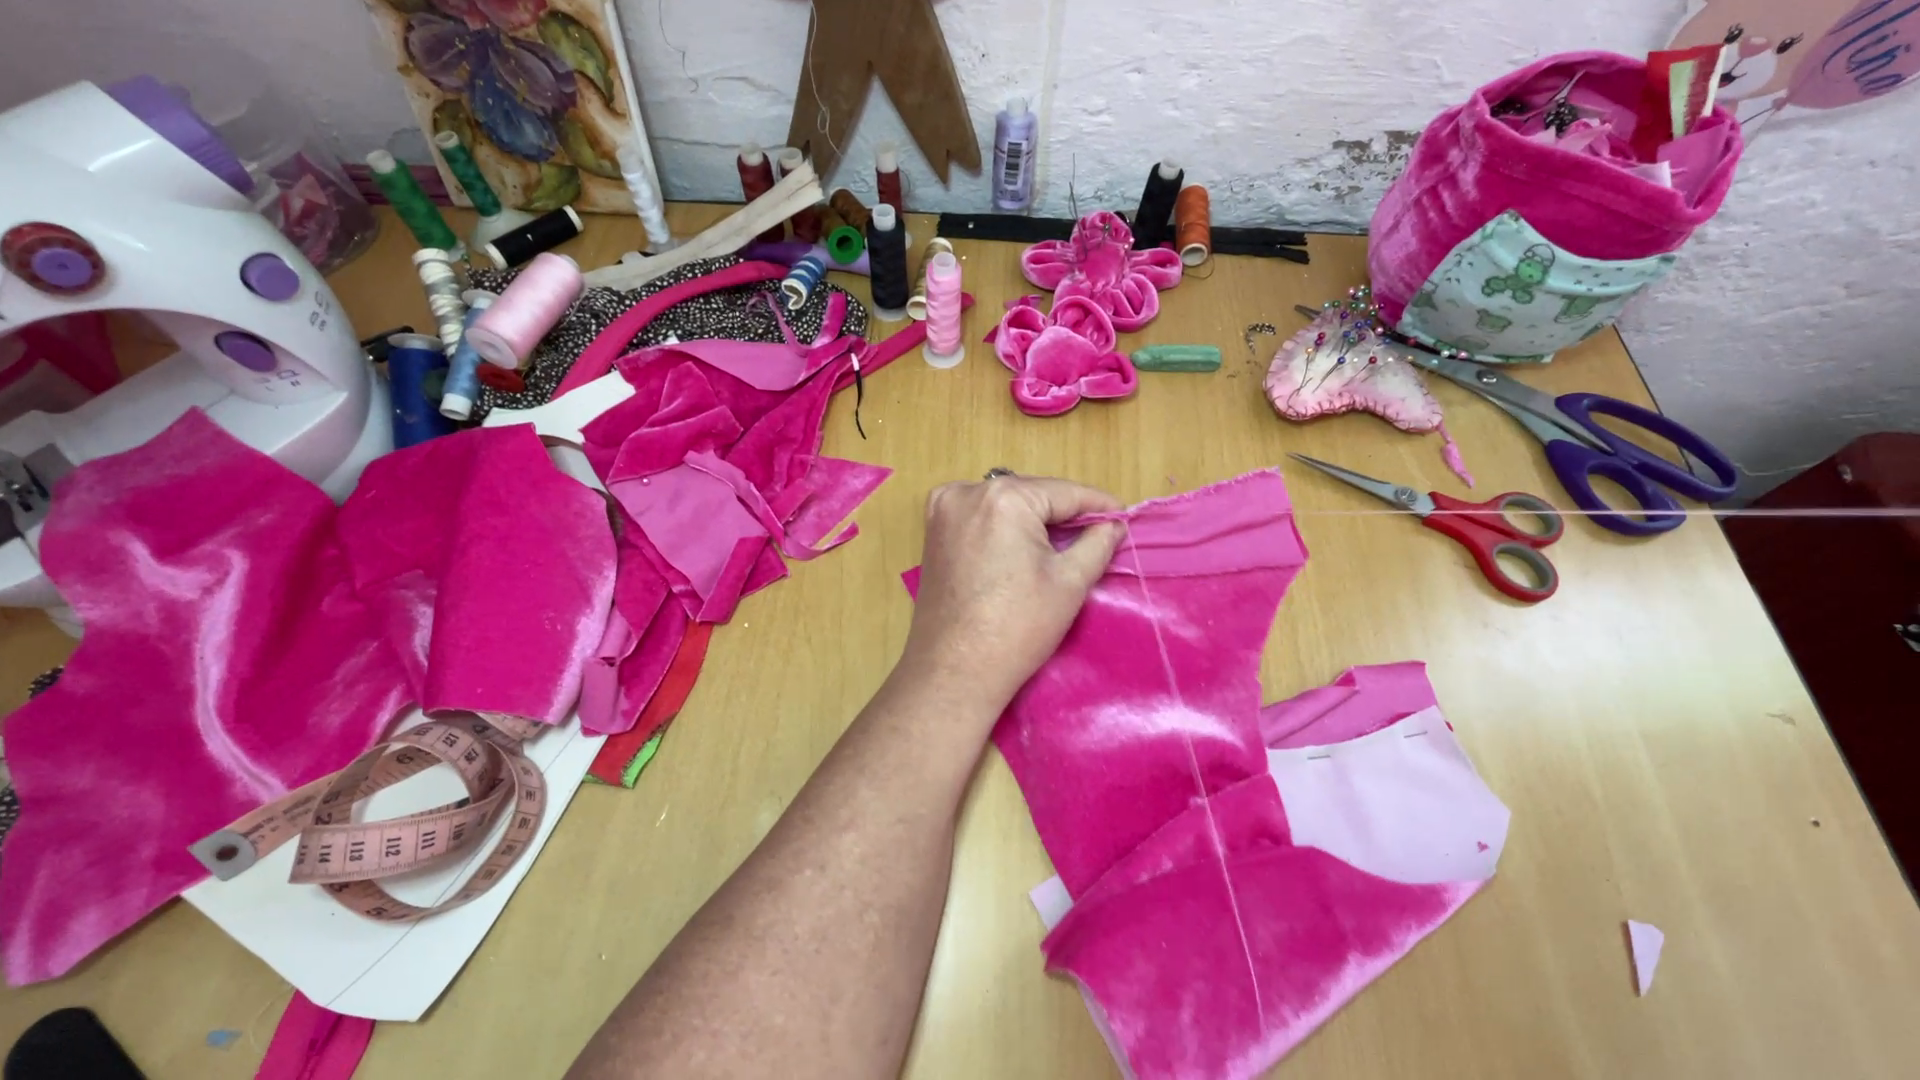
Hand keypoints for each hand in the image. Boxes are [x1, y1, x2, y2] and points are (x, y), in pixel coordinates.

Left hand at [898, 474, 1123, 715]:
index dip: (1098, 506)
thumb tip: (1113, 525)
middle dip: (1065, 512)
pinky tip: (1025, 547)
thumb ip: (1097, 544)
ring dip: (1034, 518)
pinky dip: (1004, 525)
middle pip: (1032, 494)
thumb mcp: (1069, 583)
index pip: (1064, 492)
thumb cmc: (1017, 628)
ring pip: (1005, 503)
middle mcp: (967, 493)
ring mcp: (943, 510)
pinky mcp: (932, 532)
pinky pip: (980, 516)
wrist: (953, 671)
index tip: (1124, 517)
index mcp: (1003, 498)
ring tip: (1067, 542)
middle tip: (1099, 533)